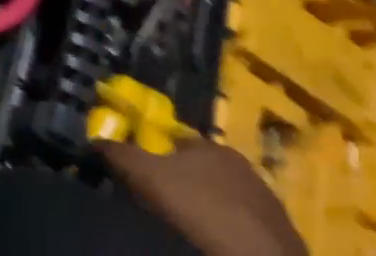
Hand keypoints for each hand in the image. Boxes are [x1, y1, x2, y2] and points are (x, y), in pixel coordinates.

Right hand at [100, 138, 306, 255]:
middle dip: (179, 176)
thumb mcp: (140, 171)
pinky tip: (212, 238)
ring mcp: (268, 201)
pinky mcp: (281, 233)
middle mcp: (244, 166)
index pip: (175, 138)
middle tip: (157, 195)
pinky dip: (225, 225)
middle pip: (200, 166)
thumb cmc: (196, 204)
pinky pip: (242, 221)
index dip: (153, 150)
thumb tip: (93, 140)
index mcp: (212, 146)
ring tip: (184, 220)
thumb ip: (113, 150)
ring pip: (223, 194)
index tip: (139, 168)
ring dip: (204, 202)